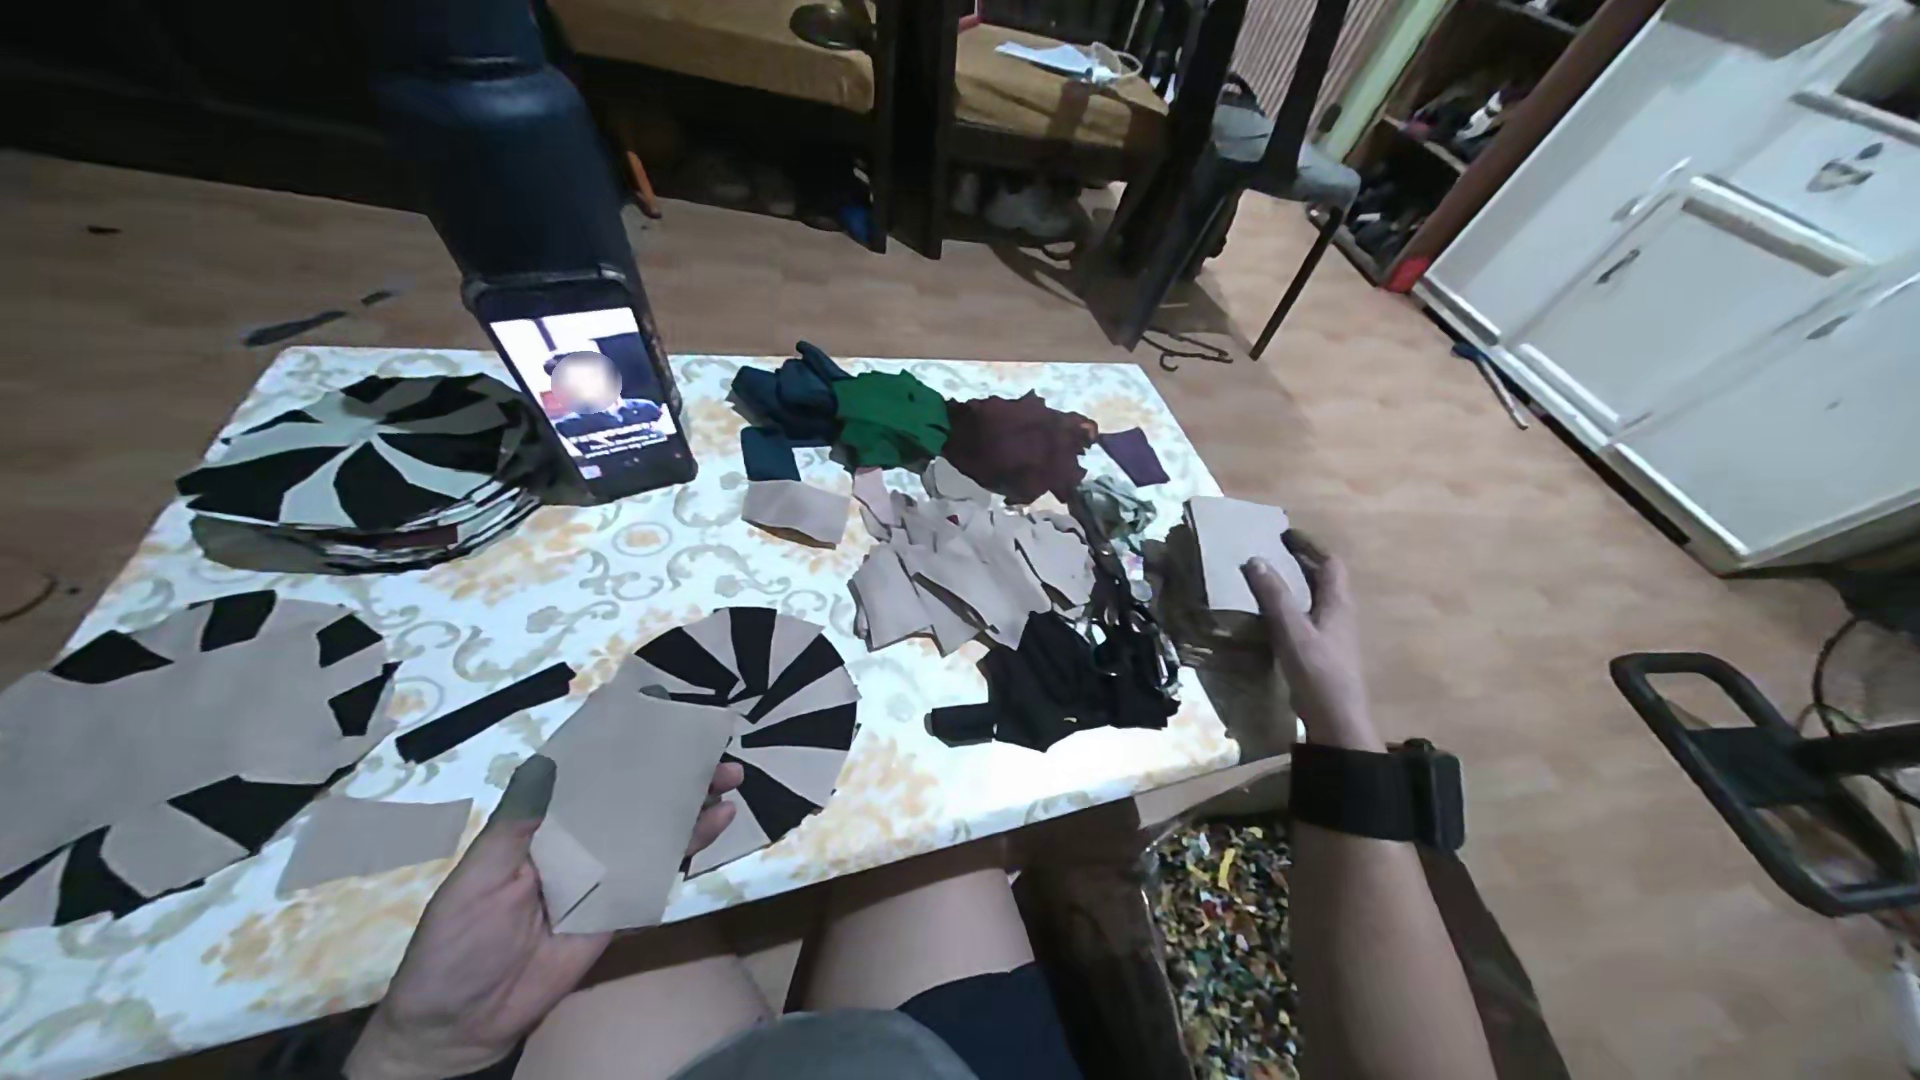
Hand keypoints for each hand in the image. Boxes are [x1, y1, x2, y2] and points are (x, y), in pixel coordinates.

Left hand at [346, 756, 744, 1079]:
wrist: (462, 1027)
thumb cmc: (456, 944)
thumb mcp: (477, 879)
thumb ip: (517, 825)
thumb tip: (546, 762)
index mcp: (548, 823)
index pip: (592, 773)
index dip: (626, 744)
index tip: (664, 715)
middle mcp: (585, 837)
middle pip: (638, 794)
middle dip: (678, 770)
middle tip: (717, 750)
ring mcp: (610, 869)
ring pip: (659, 824)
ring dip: (695, 800)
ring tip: (731, 777)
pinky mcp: (626, 901)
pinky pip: (664, 867)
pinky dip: (693, 843)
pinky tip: (719, 820)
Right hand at [1241, 532, 1380, 750]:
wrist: (1336, 718)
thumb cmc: (1317, 671)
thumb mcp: (1291, 630)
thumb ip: (1274, 596)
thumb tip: (1256, 559)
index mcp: (1337, 604)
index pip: (1330, 563)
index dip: (1310, 546)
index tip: (1286, 534)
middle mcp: (1340, 614)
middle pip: (1325, 578)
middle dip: (1302, 561)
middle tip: (1273, 552)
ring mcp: (1334, 634)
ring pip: (1317, 597)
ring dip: (1297, 583)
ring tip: (1269, 577)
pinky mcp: (1324, 650)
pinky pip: (1308, 615)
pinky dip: (1293, 604)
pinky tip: (1274, 613)